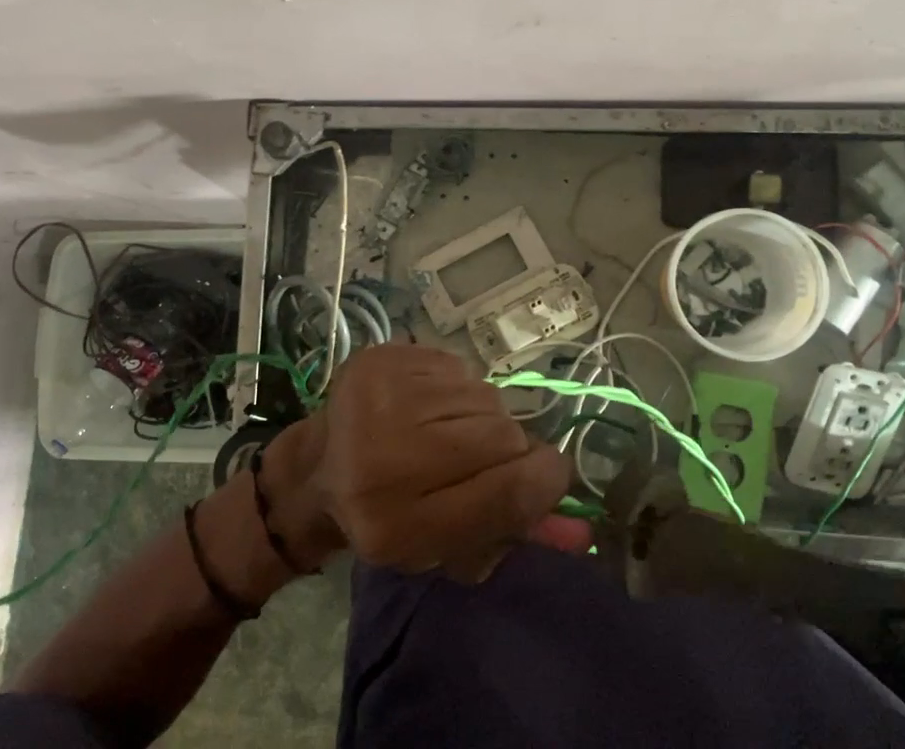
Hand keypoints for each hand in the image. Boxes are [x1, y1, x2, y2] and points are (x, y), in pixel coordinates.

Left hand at [260, 344, 575, 581]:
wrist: (321, 467)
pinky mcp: (379, 359)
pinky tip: (430, 406)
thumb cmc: (389, 516)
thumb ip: (512, 534)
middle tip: (480, 459)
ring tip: (449, 432)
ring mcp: (378, 397)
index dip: (543, 483)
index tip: (548, 474)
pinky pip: (459, 367)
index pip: (505, 494)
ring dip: (481, 416)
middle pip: (501, 436)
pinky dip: (458, 389)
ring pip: (485, 396)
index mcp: (397, 523)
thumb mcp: (446, 546)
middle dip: (506, 449)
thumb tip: (583, 531)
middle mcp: (383, 455)